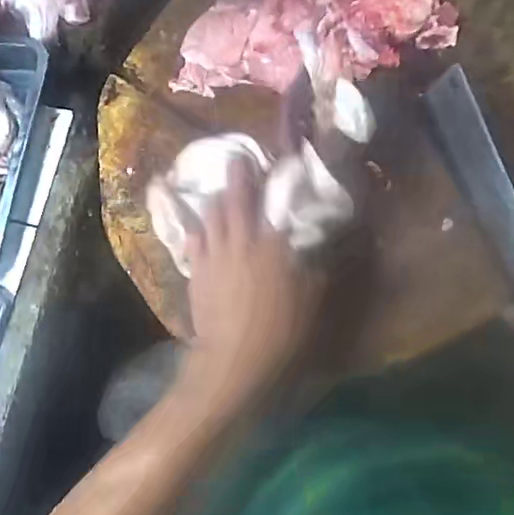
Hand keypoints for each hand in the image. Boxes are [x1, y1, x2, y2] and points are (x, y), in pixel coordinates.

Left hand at [181, 159, 323, 404]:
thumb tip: (319, 241)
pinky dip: (198, 231)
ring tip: (216, 190)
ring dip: (215, 200)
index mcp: (273, 244)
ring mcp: (214, 255)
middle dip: (237, 176)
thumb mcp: (312, 297)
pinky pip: (194, 243)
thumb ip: (316, 264)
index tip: (279, 162)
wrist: (234, 356)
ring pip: (211, 217)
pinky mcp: (197, 273)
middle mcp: (240, 241)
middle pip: (236, 200)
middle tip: (237, 158)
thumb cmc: (281, 329)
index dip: (278, 180)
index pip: (276, 202)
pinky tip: (197, 228)